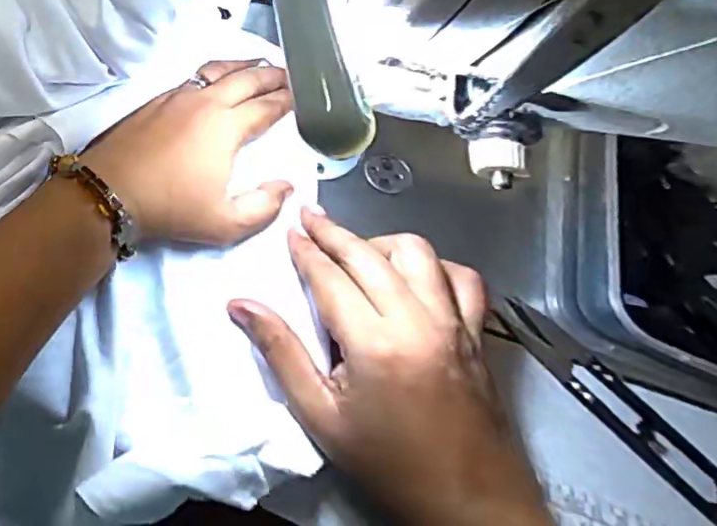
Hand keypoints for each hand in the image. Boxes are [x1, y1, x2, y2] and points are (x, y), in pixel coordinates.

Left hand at [78, 59, 294, 244]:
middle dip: (271, 75)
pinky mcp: (158, 98)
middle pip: (247, 79)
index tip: (300, 97)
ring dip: (243, 66)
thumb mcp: (224, 224)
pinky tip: (216, 80)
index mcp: (226, 126)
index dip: (286, 101)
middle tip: (288, 75)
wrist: (110, 190)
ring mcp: (179, 95)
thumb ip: (263, 207)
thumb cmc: (170, 208)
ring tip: (257, 65)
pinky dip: (216, 72)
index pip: (266, 107)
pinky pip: (196, 75)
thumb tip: (285, 185)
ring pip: (219, 69)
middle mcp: (206, 102)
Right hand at [230, 209, 546, 525]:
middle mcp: (417, 320)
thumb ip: (281, 353)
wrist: (469, 505)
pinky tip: (416, 276)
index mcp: (375, 343)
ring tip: (357, 252)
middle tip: (309, 219)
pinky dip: (436, 266)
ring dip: (381, 243)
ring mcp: (452, 321)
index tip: (290, 231)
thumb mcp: (322, 419)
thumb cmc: (389, 464)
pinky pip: (461, 277)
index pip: (330, 276)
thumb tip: (240, 305)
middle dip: (333, 233)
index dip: (306, 250)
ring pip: (416, 252)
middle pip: (368, 254)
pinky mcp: (475, 330)